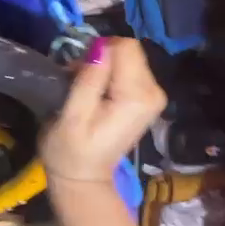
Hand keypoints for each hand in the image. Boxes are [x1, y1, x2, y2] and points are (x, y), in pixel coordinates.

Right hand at [41, 37, 165, 188]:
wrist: (83, 178)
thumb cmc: (70, 151)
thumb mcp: (72, 117)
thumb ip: (88, 81)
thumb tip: (99, 49)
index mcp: (137, 97)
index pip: (125, 48)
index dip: (98, 53)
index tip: (78, 72)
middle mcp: (154, 92)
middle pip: (129, 51)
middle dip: (101, 60)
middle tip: (78, 81)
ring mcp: (153, 96)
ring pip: (128, 59)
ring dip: (103, 69)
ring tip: (84, 90)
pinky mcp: (146, 98)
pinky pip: (129, 71)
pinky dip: (109, 77)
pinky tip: (95, 95)